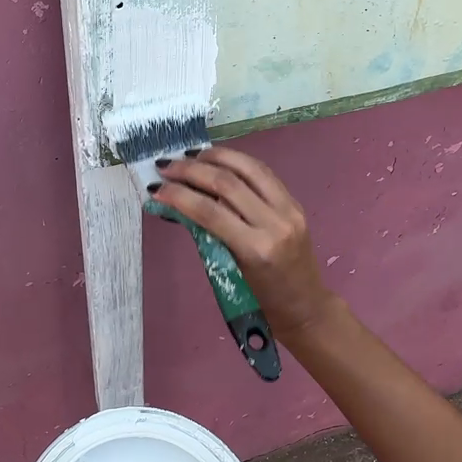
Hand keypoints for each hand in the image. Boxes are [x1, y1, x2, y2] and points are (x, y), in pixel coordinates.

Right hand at [153, 146, 341, 344]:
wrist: (306, 305)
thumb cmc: (261, 298)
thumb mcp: (228, 270)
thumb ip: (208, 235)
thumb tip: (179, 204)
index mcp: (256, 249)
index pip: (210, 212)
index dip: (179, 195)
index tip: (156, 187)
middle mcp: (275, 223)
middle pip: (228, 183)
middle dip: (192, 170)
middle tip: (166, 166)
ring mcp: (289, 209)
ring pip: (248, 168)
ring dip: (216, 157)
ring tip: (190, 156)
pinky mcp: (295, 202)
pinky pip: (263, 173)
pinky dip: (237, 162)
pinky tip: (218, 160)